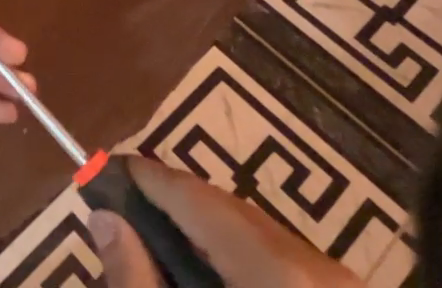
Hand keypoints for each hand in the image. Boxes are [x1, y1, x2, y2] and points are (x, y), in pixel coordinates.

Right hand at [89, 156, 363, 287]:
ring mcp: (340, 282)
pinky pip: (286, 262)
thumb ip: (138, 280)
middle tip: (123, 202)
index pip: (198, 199)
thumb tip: (104, 219)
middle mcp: (316, 267)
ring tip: (160, 237)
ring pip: (260, 237)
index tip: (102, 165)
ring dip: (207, 231)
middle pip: (230, 212)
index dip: (148, 176)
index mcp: (274, 271)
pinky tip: (211, 270)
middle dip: (175, 202)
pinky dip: (242, 257)